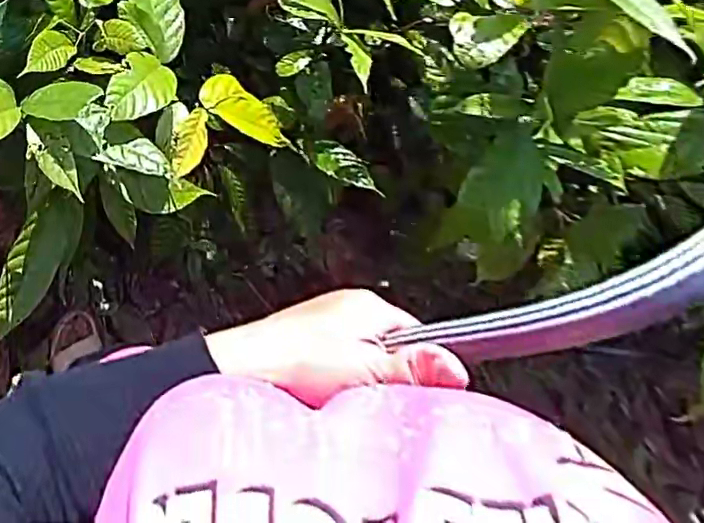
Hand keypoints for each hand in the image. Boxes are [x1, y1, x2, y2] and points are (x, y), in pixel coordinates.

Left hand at [203, 289, 469, 406]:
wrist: (248, 367)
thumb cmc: (299, 360)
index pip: (423, 338)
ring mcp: (325, 324)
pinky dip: (338, 383)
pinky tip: (328, 395)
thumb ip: (413, 369)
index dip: (427, 371)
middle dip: (394, 379)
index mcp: (367, 305)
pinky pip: (339, 367)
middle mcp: (345, 308)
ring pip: (366, 363)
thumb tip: (455, 366)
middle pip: (395, 353)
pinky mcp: (307, 343)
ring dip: (364, 384)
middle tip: (380, 398)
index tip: (424, 394)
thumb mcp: (368, 370)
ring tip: (347, 397)